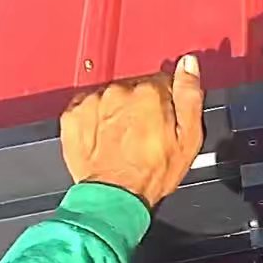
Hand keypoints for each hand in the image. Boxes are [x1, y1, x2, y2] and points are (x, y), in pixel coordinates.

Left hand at [60, 55, 205, 207]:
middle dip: (139, 108)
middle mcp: (119, 91)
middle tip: (142, 137)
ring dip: (115, 114)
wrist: (114, 197)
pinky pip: (87, 109)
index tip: (163, 122)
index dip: (165, 105)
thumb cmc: (151, 174)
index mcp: (150, 93)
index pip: (162, 83)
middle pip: (134, 89)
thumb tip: (188, 65)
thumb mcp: (188, 138)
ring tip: (121, 142)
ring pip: (110, 99)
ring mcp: (93, 102)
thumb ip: (190, 95)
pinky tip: (102, 140)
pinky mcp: (73, 115)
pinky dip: (93, 121)